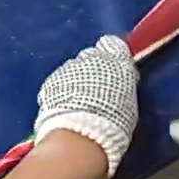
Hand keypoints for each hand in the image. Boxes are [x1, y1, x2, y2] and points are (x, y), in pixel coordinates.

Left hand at [34, 35, 137, 177]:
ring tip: (78, 101)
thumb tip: (118, 81)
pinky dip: (60, 90)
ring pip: (72, 69)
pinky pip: (58, 81)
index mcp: (117, 62)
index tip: (112, 66)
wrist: (80, 132)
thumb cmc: (114, 121)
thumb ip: (121, 83)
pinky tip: (64, 106)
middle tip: (95, 88)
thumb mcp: (128, 100)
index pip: (112, 45)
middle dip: (91, 68)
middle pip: (90, 57)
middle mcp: (89, 59)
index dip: (111, 55)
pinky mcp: (50, 81)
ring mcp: (67, 69)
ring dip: (75, 79)